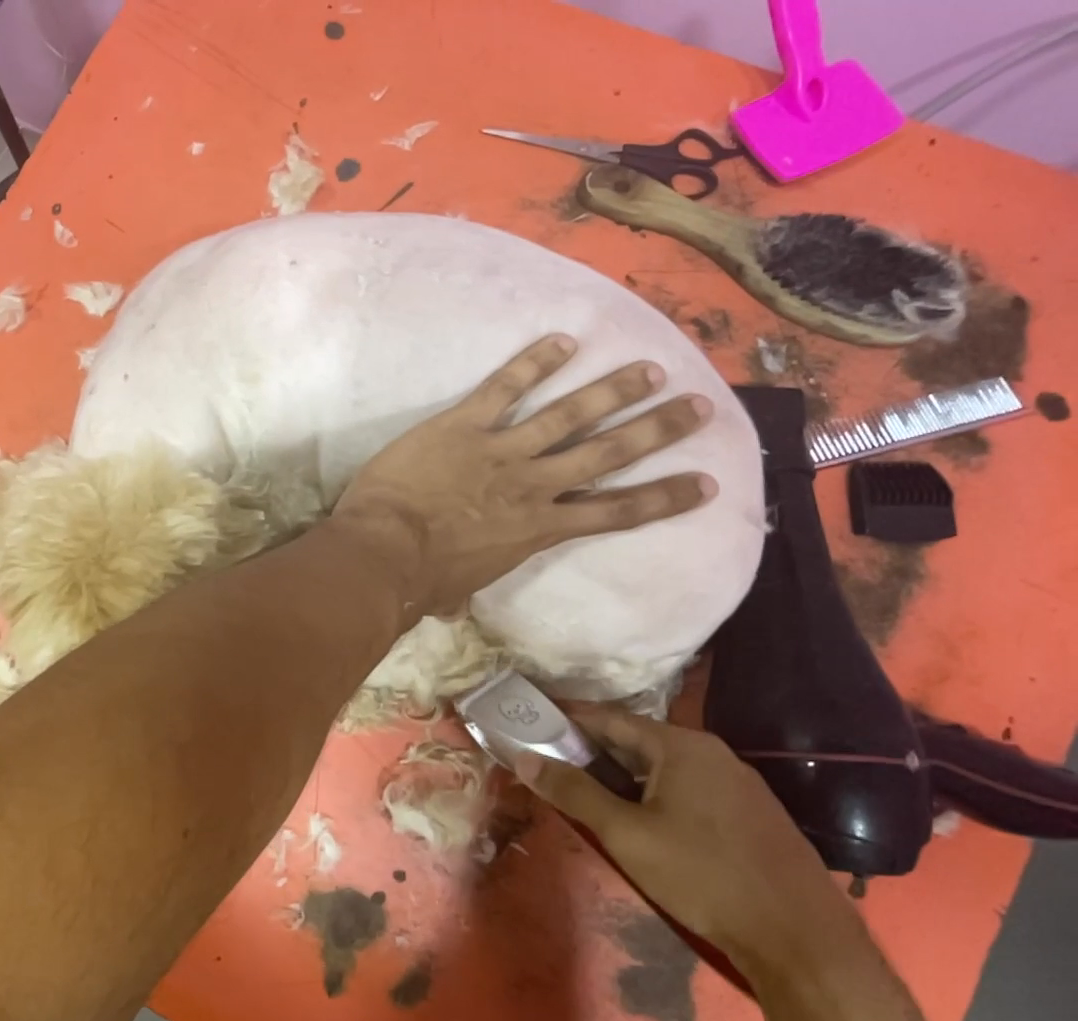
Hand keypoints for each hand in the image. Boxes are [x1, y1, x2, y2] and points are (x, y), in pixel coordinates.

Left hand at [329, 333, 717, 616]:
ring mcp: (502, 451)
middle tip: (699, 405)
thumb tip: (451, 608)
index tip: (706, 483)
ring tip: (650, 368)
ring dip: (613, 390)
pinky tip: (564, 341)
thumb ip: (462, 591)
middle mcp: (534, 485)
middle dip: (657, 429)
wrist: (385, 553)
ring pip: (570, 414)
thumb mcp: (452, 591)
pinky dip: (534, 363)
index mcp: (538, 530)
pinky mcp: (463, 425)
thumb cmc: (418, 582)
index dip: (663, 498)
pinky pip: (504, 388)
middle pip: (608, 453)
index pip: (616, 513)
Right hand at [516, 706, 863, 973]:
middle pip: (636, 741)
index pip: (609, 718)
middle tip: (546, 761)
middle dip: (589, 750)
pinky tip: (635, 819)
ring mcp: (738, 785)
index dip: (565, 719)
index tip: (528, 722)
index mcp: (683, 747)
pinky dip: (651, 793)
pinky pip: (687, 789)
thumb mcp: (625, 834)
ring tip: (581, 791)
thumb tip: (524, 758)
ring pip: (661, 768)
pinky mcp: (750, 815)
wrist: (802, 940)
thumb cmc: (703, 876)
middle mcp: (713, 754)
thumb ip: (573, 791)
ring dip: (619, 775)